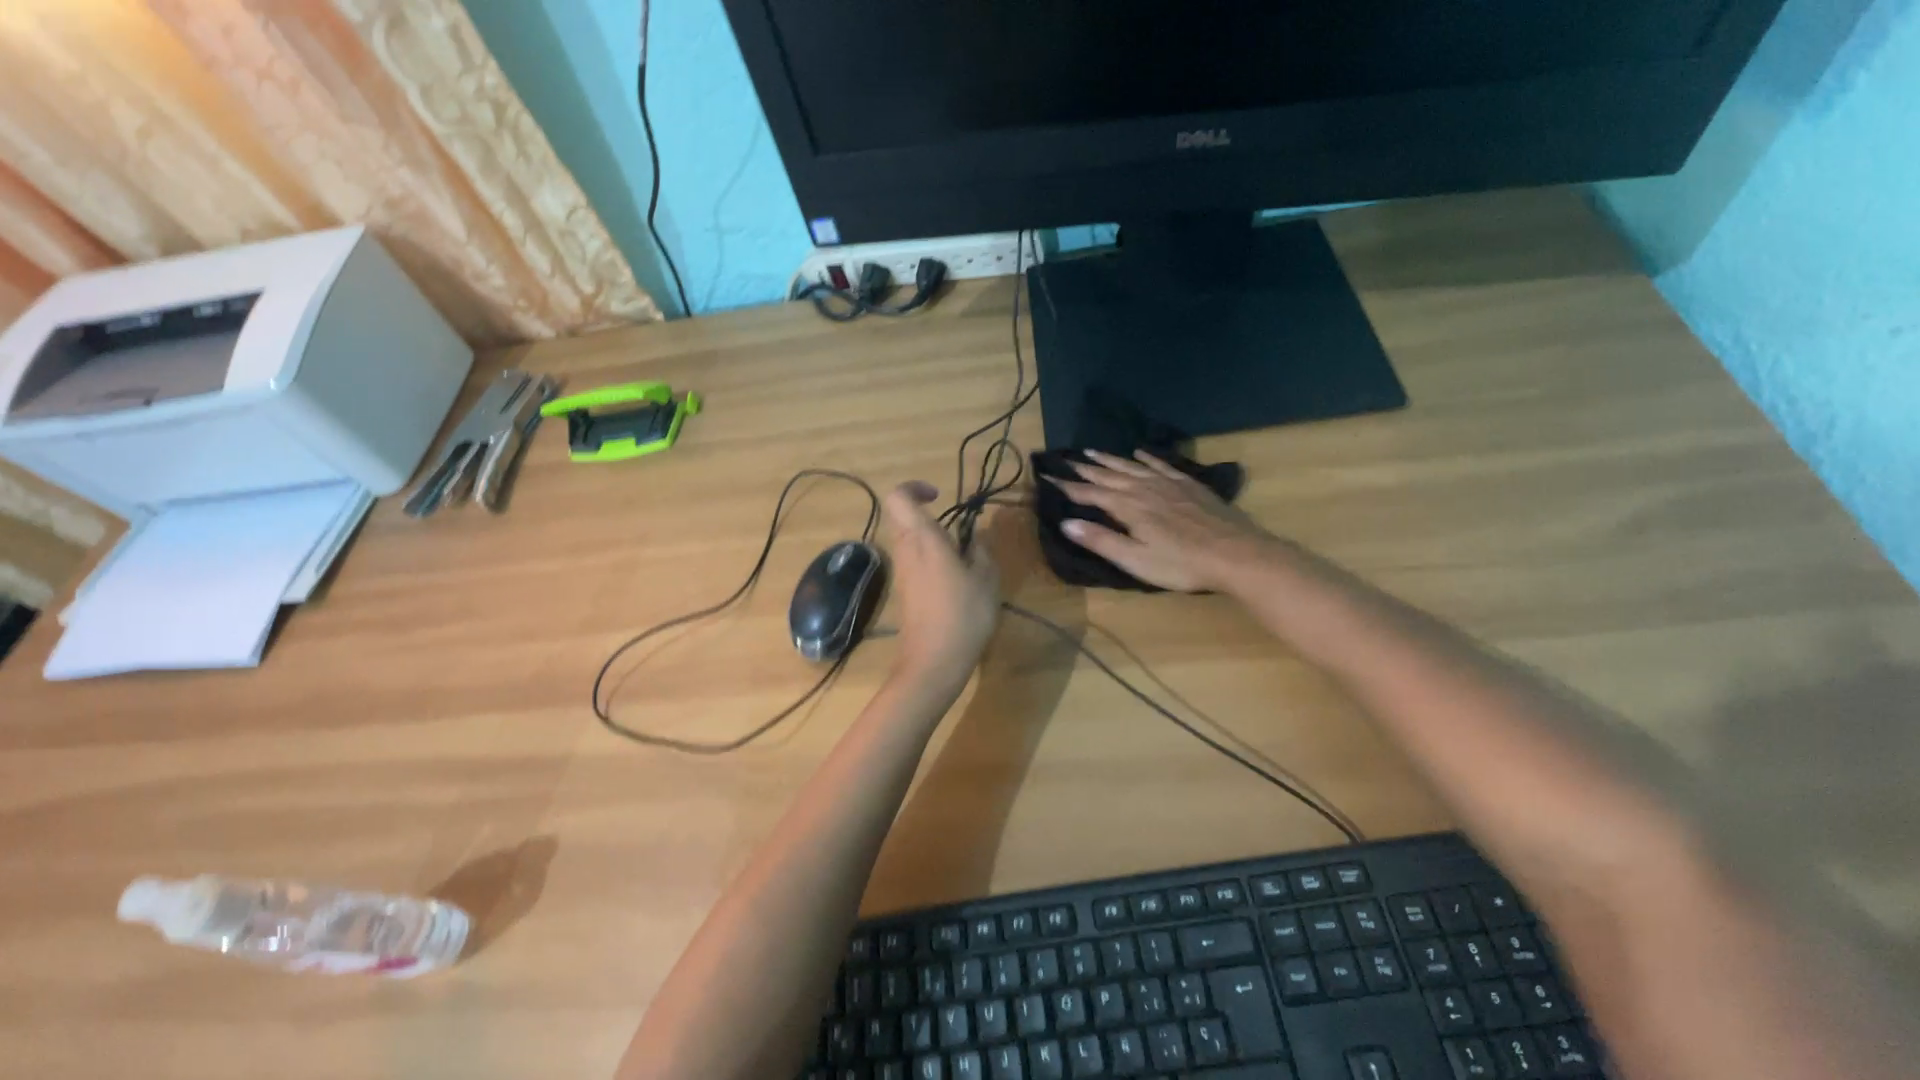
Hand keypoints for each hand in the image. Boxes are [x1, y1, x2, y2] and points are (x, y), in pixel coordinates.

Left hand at [882, 482, 999, 679]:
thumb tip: (974, 537)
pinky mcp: (903, 592)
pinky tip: (955, 579)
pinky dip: (930, 559)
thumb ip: (980, 550)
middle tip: (957, 528)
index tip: (940, 496)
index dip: (915, 488)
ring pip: (907, 540)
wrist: (933, 662)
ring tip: (963, 556)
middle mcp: (905, 550)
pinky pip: (912, 561)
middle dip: (926, 513)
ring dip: (930, 538)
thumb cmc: (964, 615)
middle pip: (901, 517)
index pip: (899, 497)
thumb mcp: (986, 578)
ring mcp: (901, 572)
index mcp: (923, 539)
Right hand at [1046, 450, 1280, 592]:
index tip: (1047, 477)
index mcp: (1128, 507)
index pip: (1090, 494)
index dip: (1067, 487)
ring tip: (1091, 452)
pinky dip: (1147, 458)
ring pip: (1132, 467)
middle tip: (1064, 460)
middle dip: (1085, 469)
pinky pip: (1161, 465)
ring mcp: (1168, 484)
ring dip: (1110, 460)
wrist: (1235, 553)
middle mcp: (1144, 488)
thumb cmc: (1181, 564)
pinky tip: (1140, 452)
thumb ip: (1101, 541)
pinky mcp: (1189, 485)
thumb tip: (1066, 523)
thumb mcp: (1136, 560)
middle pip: (1109, 476)